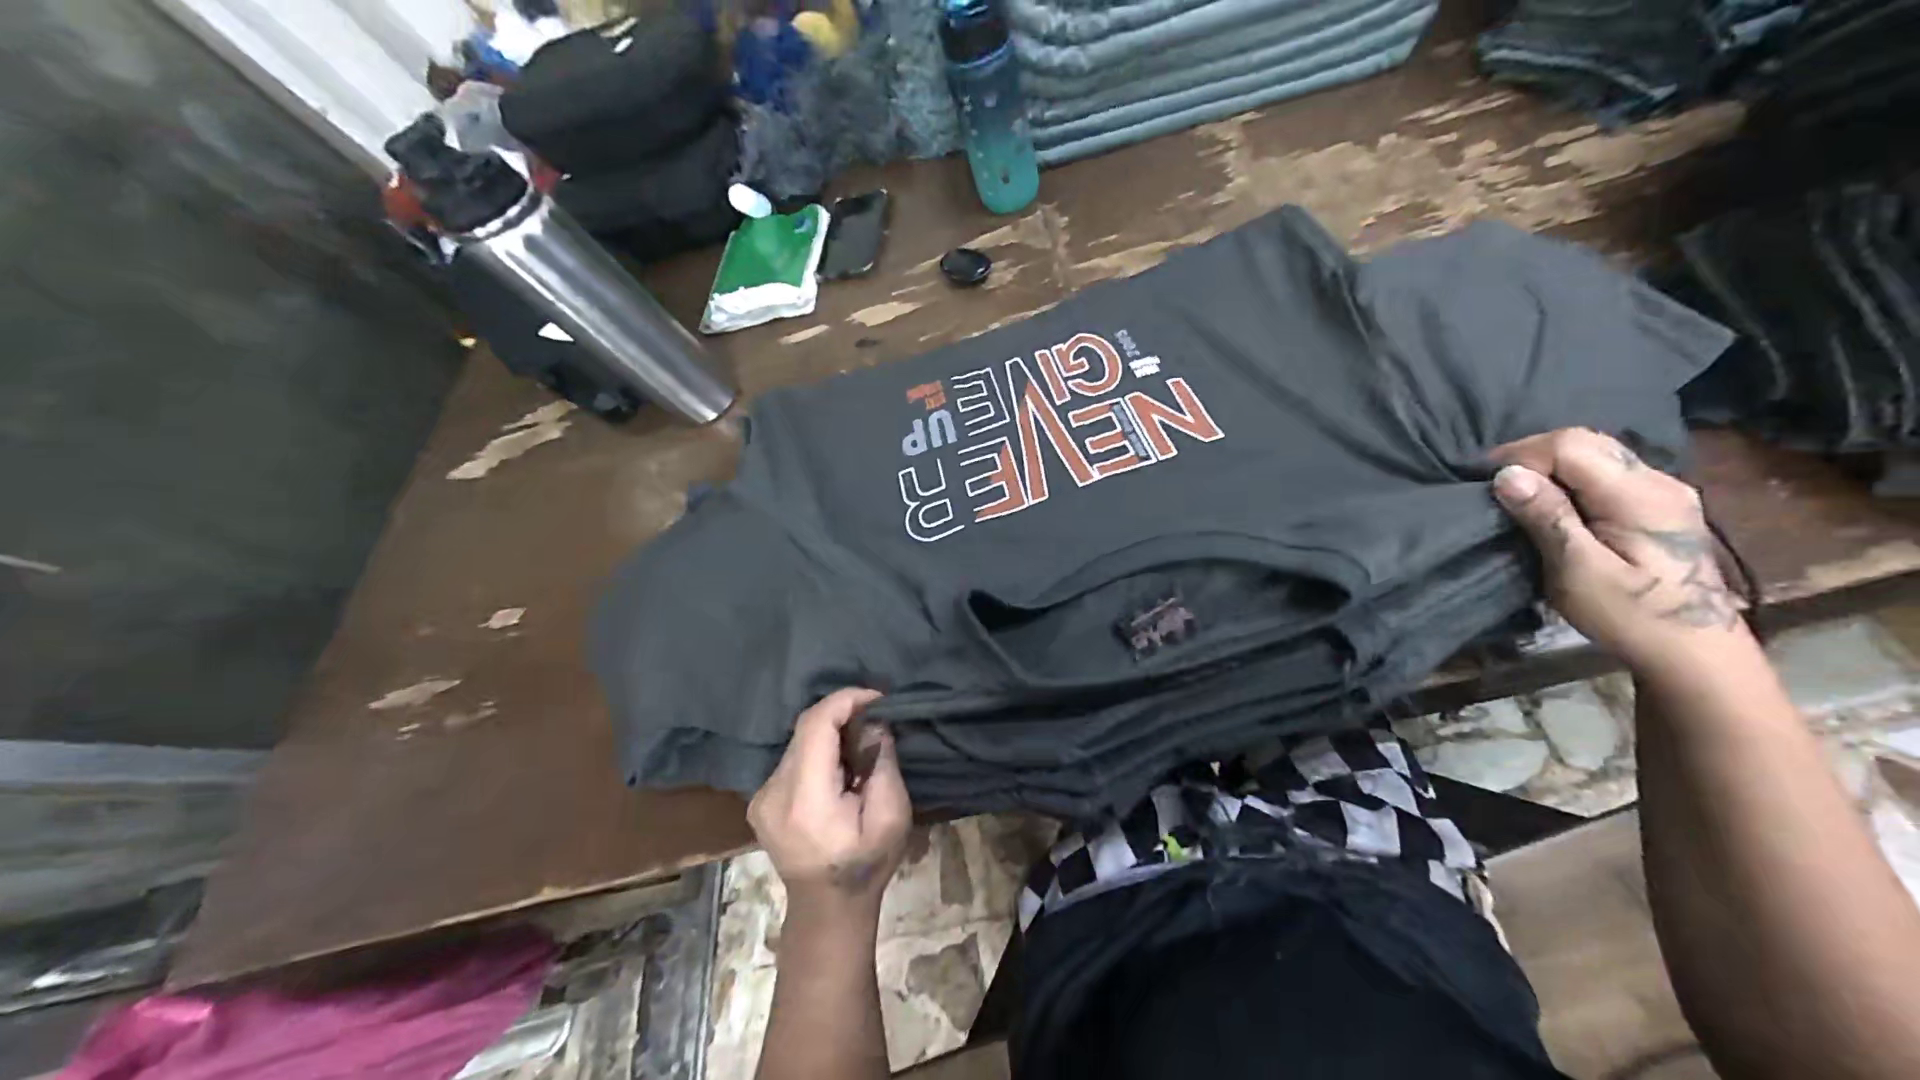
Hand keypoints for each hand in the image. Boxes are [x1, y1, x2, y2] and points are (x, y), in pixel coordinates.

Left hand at [748, 688, 911, 917]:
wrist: (827, 910)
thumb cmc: (865, 866)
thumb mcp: (891, 817)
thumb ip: (882, 765)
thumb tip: (874, 724)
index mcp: (805, 799)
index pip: (814, 726)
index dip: (845, 701)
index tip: (877, 697)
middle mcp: (773, 792)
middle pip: (805, 730)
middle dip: (842, 717)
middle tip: (875, 722)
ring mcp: (761, 797)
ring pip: (798, 743)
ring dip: (830, 735)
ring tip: (860, 750)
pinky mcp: (760, 801)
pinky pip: (792, 759)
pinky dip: (818, 752)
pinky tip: (839, 771)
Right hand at [1489, 428, 1757, 679]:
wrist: (1693, 651)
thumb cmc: (1631, 616)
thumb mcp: (1579, 572)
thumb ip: (1547, 518)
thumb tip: (1508, 475)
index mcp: (1640, 496)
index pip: (1571, 446)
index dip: (1522, 456)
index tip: (1485, 484)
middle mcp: (1657, 482)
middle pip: (1585, 442)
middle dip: (1531, 456)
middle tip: (1493, 486)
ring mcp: (1660, 491)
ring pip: (1593, 453)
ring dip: (1546, 466)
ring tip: (1514, 493)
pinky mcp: (1654, 505)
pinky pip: (1601, 472)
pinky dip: (1564, 477)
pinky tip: (1547, 502)